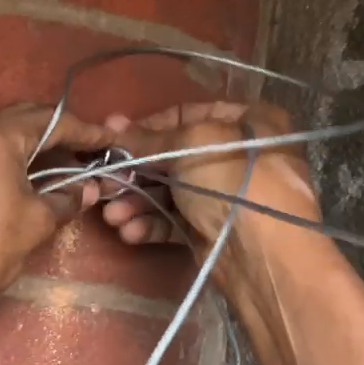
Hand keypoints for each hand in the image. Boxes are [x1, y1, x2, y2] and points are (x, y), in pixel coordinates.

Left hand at [0, 105, 108, 326]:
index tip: (107, 142)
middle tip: (75, 153)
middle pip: (15, 121)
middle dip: (48, 135)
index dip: (85, 132)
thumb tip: (84, 190)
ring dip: (12, 148)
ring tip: (37, 169)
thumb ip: (65, 198)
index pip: (51, 121)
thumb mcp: (35, 224)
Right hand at [96, 101, 320, 246]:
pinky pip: (171, 220)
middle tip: (105, 185)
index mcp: (245, 122)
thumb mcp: (191, 144)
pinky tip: (130, 232)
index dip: (147, 128)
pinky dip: (149, 224)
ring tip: (113, 217)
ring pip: (166, 192)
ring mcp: (220, 194)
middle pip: (170, 158)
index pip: (185, 115)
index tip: (113, 141)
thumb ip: (150, 137)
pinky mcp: (207, 227)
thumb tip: (113, 124)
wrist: (258, 248)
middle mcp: (234, 156)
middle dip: (134, 173)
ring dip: (134, 203)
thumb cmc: (232, 180)